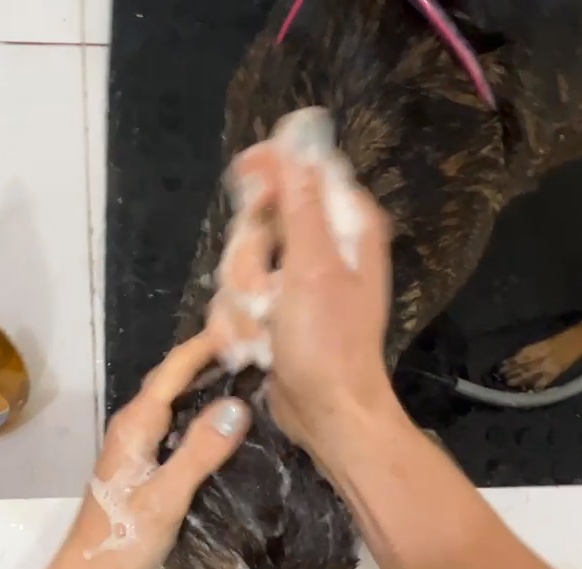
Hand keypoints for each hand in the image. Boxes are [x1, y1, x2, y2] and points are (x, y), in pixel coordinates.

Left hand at [42, 331, 250, 568]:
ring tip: (246, 371)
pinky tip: (221, 418)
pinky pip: (174, 420)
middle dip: (209, 356)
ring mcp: (136, 442)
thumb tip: (238, 406)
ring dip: (205, 380)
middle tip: (254, 345)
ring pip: (173, 398)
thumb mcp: (166, 496)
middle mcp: (133, 424)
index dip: (209, 343)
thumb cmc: (123, 536)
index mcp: (136, 424)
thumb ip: (199, 452)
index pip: (175, 368)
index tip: (246, 325)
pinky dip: (198, 409)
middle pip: (172, 377)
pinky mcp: (142, 460)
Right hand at [216, 121, 402, 460]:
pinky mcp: (273, 315)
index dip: (272, 171)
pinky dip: (238, 327)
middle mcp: (320, 250)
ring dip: (240, 303)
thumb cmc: (327, 344)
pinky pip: (237, 303)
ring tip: (257, 332)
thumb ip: (301, 205)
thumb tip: (295, 142)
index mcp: (344, 228)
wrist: (326, 411)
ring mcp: (293, 285)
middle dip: (248, 261)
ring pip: (240, 267)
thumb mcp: (314, 269)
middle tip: (258, 291)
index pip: (304, 173)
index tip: (243, 177)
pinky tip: (249, 348)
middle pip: (260, 222)